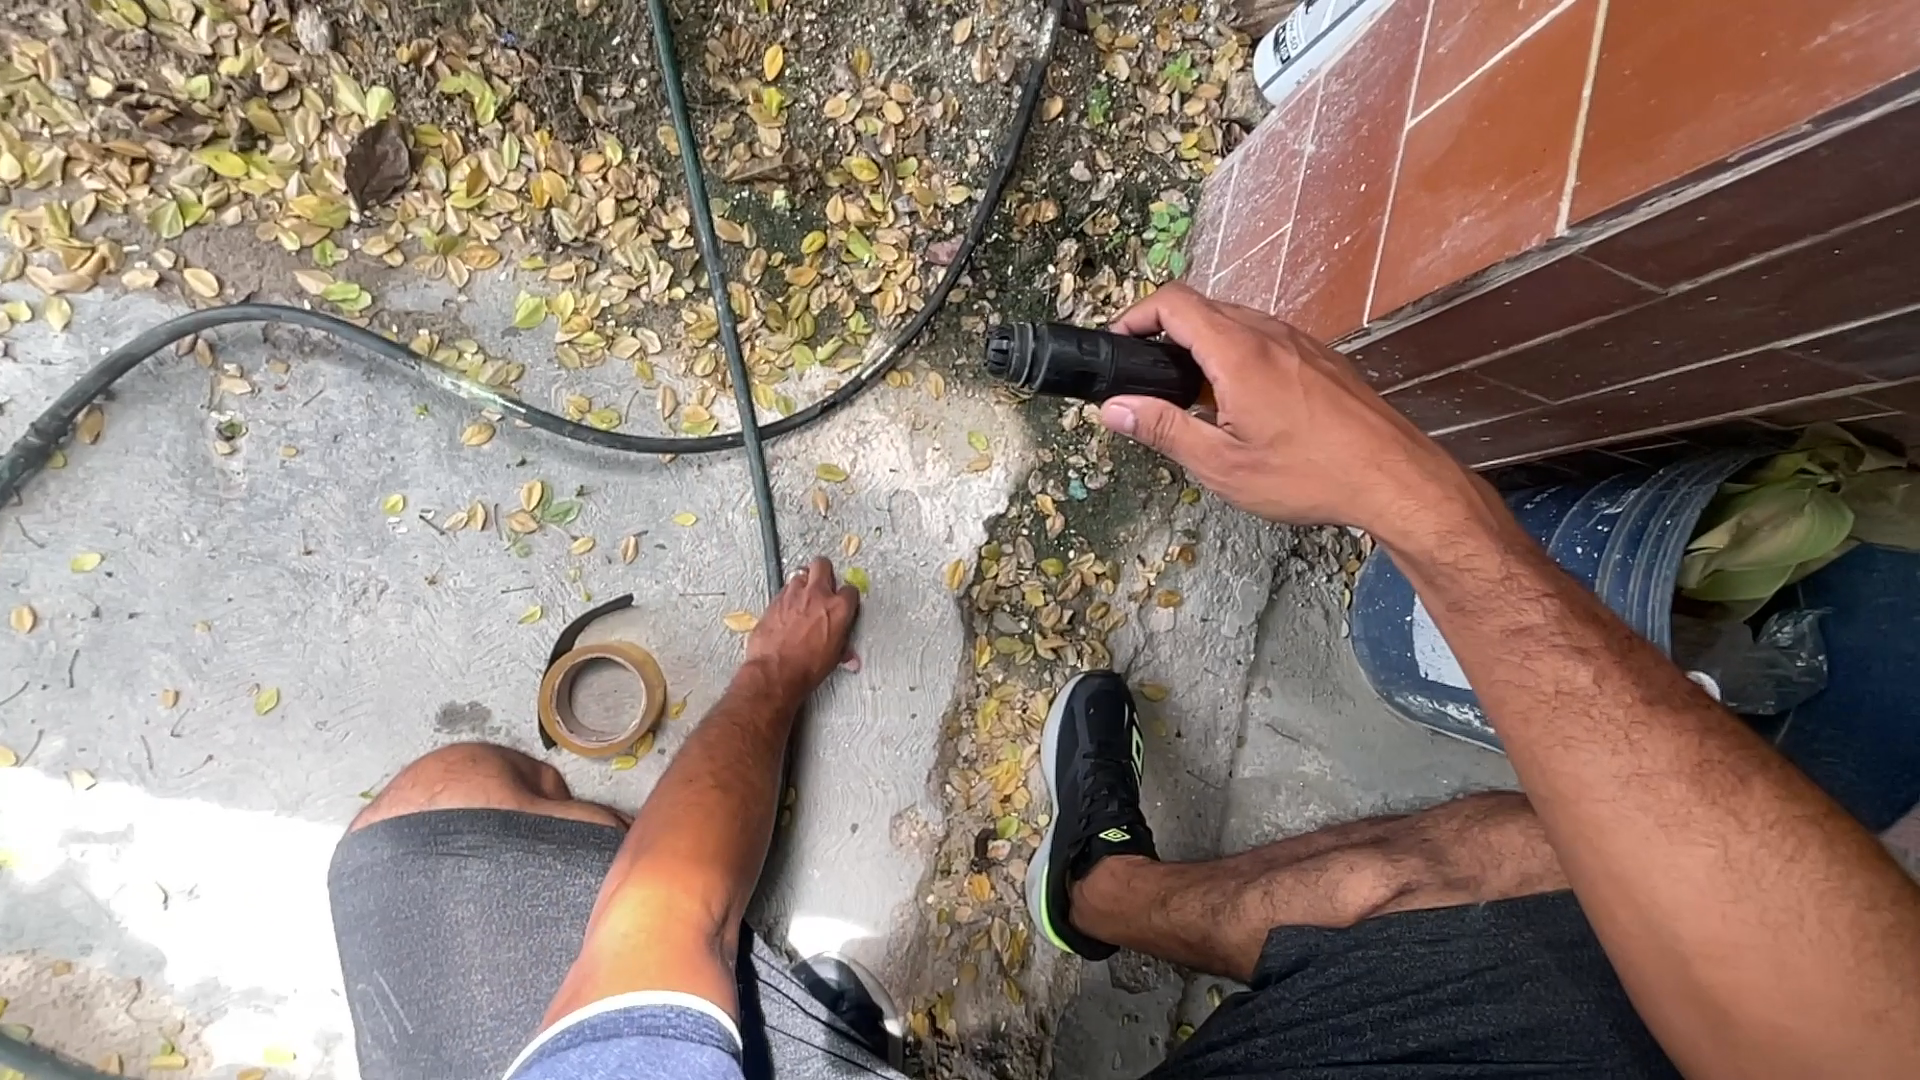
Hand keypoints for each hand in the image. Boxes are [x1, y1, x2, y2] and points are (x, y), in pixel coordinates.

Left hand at [741, 557, 860, 698]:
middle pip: (822, 565)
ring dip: (803, 582)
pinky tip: (787, 607)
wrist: (776, 671)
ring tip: (803, 594)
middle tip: (823, 582)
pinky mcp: (774, 601)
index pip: (850, 590)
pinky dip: (787, 595)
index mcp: (838, 608)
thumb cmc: (806, 667)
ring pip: (800, 573)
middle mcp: (817, 595)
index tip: (844, 601)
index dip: (847, 596)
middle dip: (823, 571)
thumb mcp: (833, 658)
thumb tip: (849, 657)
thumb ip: (843, 649)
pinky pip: (783, 589)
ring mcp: (793, 595)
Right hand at [1100, 283, 1489, 547]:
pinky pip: (1262, 338)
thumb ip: (1163, 429)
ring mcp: (1298, 341)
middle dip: (1161, 331)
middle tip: (1141, 374)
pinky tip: (1233, 400)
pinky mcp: (1317, 357)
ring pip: (1233, 321)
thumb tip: (1115, 409)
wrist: (1395, 478)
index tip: (1117, 343)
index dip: (1135, 316)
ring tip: (1183, 392)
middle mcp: (1270, 334)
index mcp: (1239, 353)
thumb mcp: (1222, 464)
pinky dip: (1231, 354)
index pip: (1173, 303)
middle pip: (1201, 307)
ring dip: (1198, 344)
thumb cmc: (1310, 474)